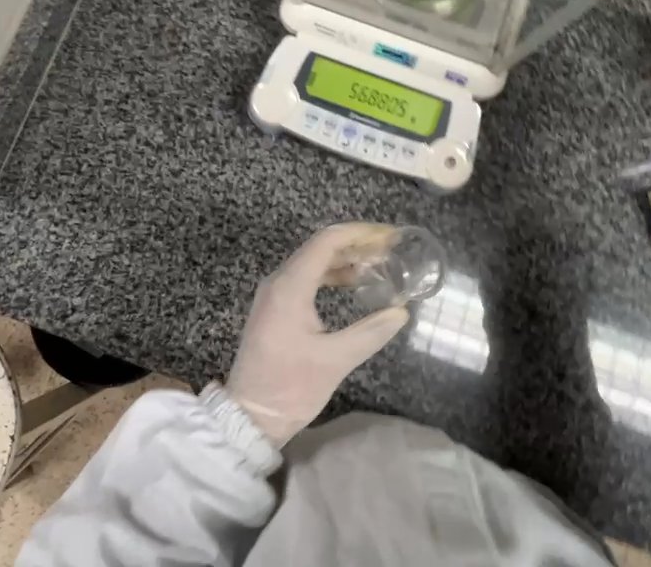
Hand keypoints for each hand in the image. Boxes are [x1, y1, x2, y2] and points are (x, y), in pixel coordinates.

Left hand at [225, 223, 410, 444]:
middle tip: (388, 249)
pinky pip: (305, 277)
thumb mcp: (335, 361)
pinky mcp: (275, 307)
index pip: (326, 242)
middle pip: (319, 247)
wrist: (249, 417)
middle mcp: (278, 281)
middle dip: (355, 243)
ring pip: (312, 261)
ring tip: (377, 263)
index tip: (388, 236)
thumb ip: (370, 333)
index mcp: (290, 286)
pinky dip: (330, 274)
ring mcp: (274, 293)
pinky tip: (352, 284)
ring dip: (343, 258)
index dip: (360, 234)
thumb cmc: (290, 388)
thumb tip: (401, 312)